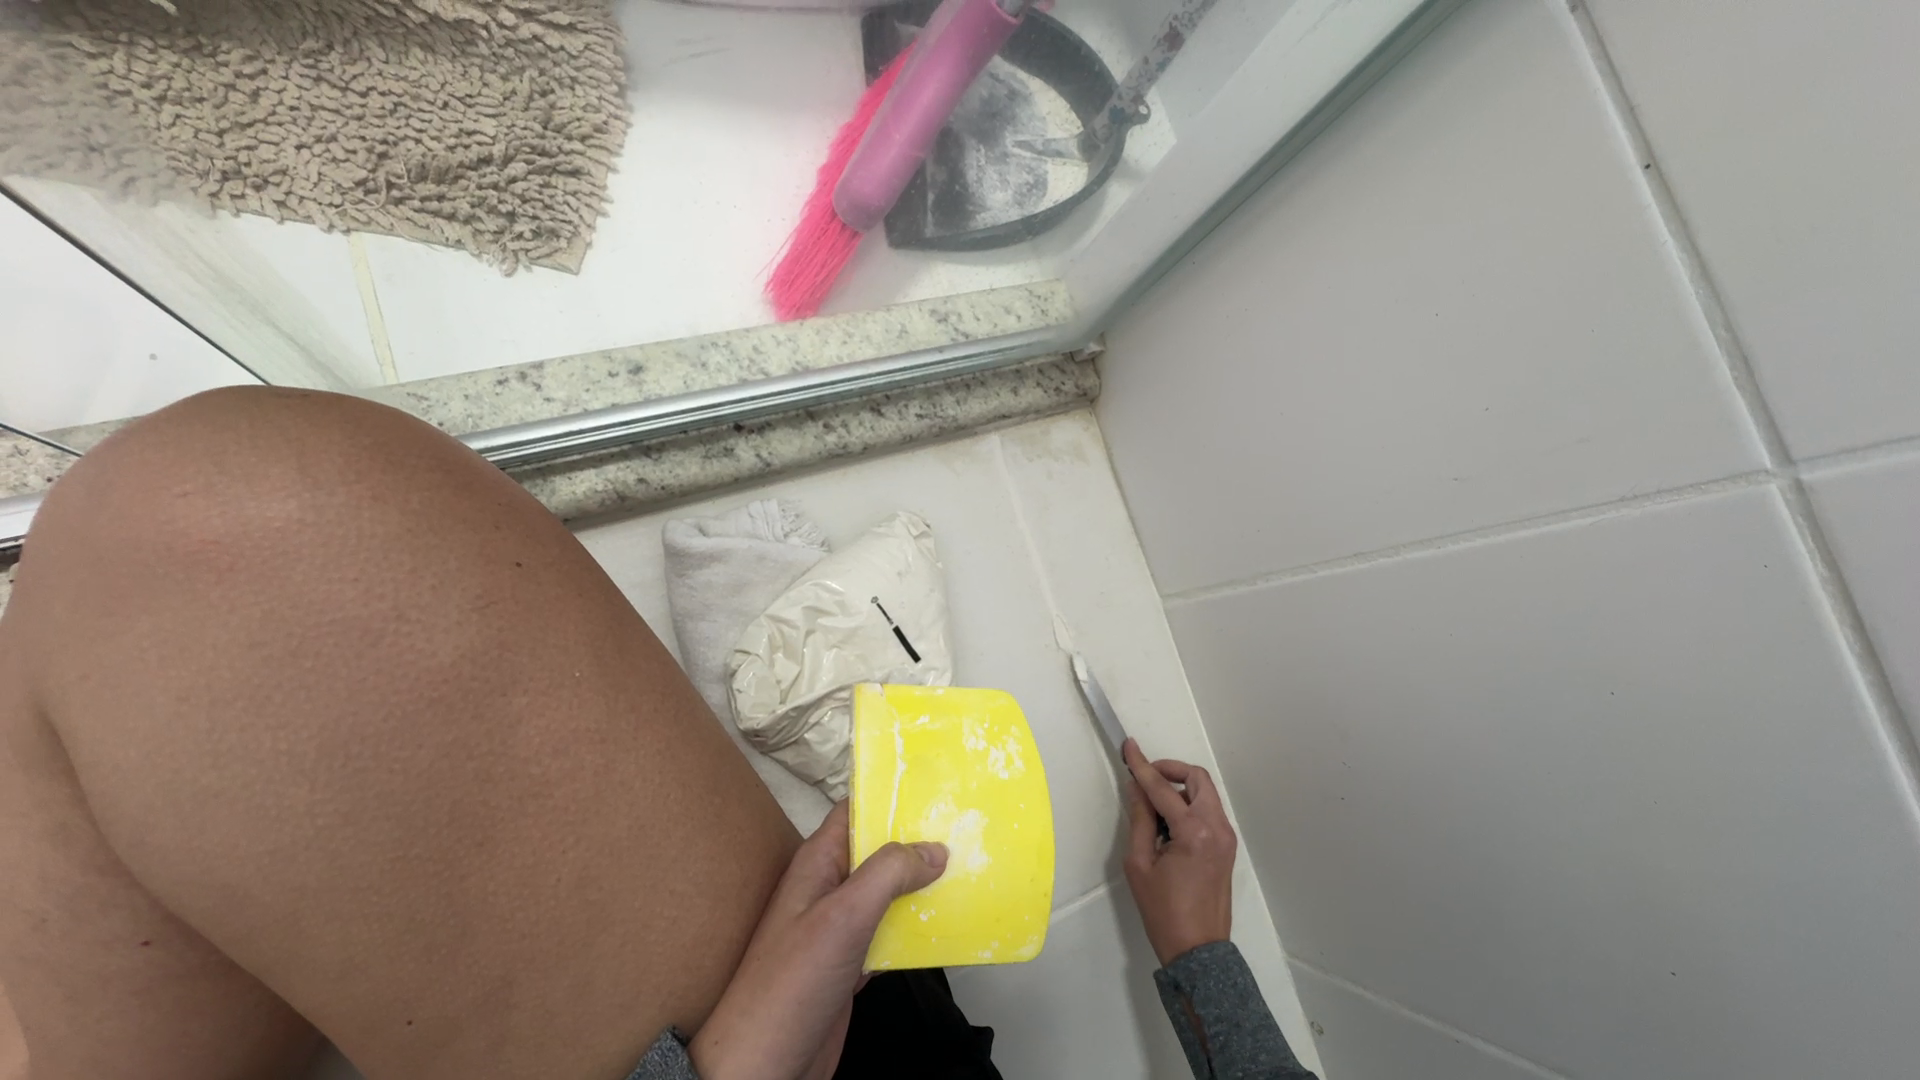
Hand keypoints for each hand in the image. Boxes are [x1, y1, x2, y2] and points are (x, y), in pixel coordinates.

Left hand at [690, 801, 946, 1079]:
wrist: (764, 1066)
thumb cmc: (793, 981)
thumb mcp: (843, 916)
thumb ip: (887, 874)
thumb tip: (934, 849)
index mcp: (818, 862)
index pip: (855, 812)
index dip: (890, 796)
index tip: (935, 788)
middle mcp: (829, 887)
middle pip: (878, 852)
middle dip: (917, 841)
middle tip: (966, 830)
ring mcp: (840, 928)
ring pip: (888, 893)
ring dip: (922, 886)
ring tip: (969, 871)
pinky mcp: (851, 964)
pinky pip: (890, 933)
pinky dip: (916, 928)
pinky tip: (948, 926)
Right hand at [1121, 738, 1236, 966]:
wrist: (1197, 951)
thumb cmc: (1163, 911)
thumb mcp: (1139, 863)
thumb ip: (1140, 819)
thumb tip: (1136, 788)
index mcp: (1194, 832)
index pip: (1163, 788)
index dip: (1142, 766)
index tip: (1128, 747)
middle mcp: (1217, 827)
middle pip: (1197, 778)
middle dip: (1170, 770)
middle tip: (1145, 777)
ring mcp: (1226, 837)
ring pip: (1205, 793)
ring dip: (1179, 788)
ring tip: (1152, 804)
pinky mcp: (1226, 846)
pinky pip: (1208, 811)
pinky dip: (1188, 805)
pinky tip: (1167, 822)